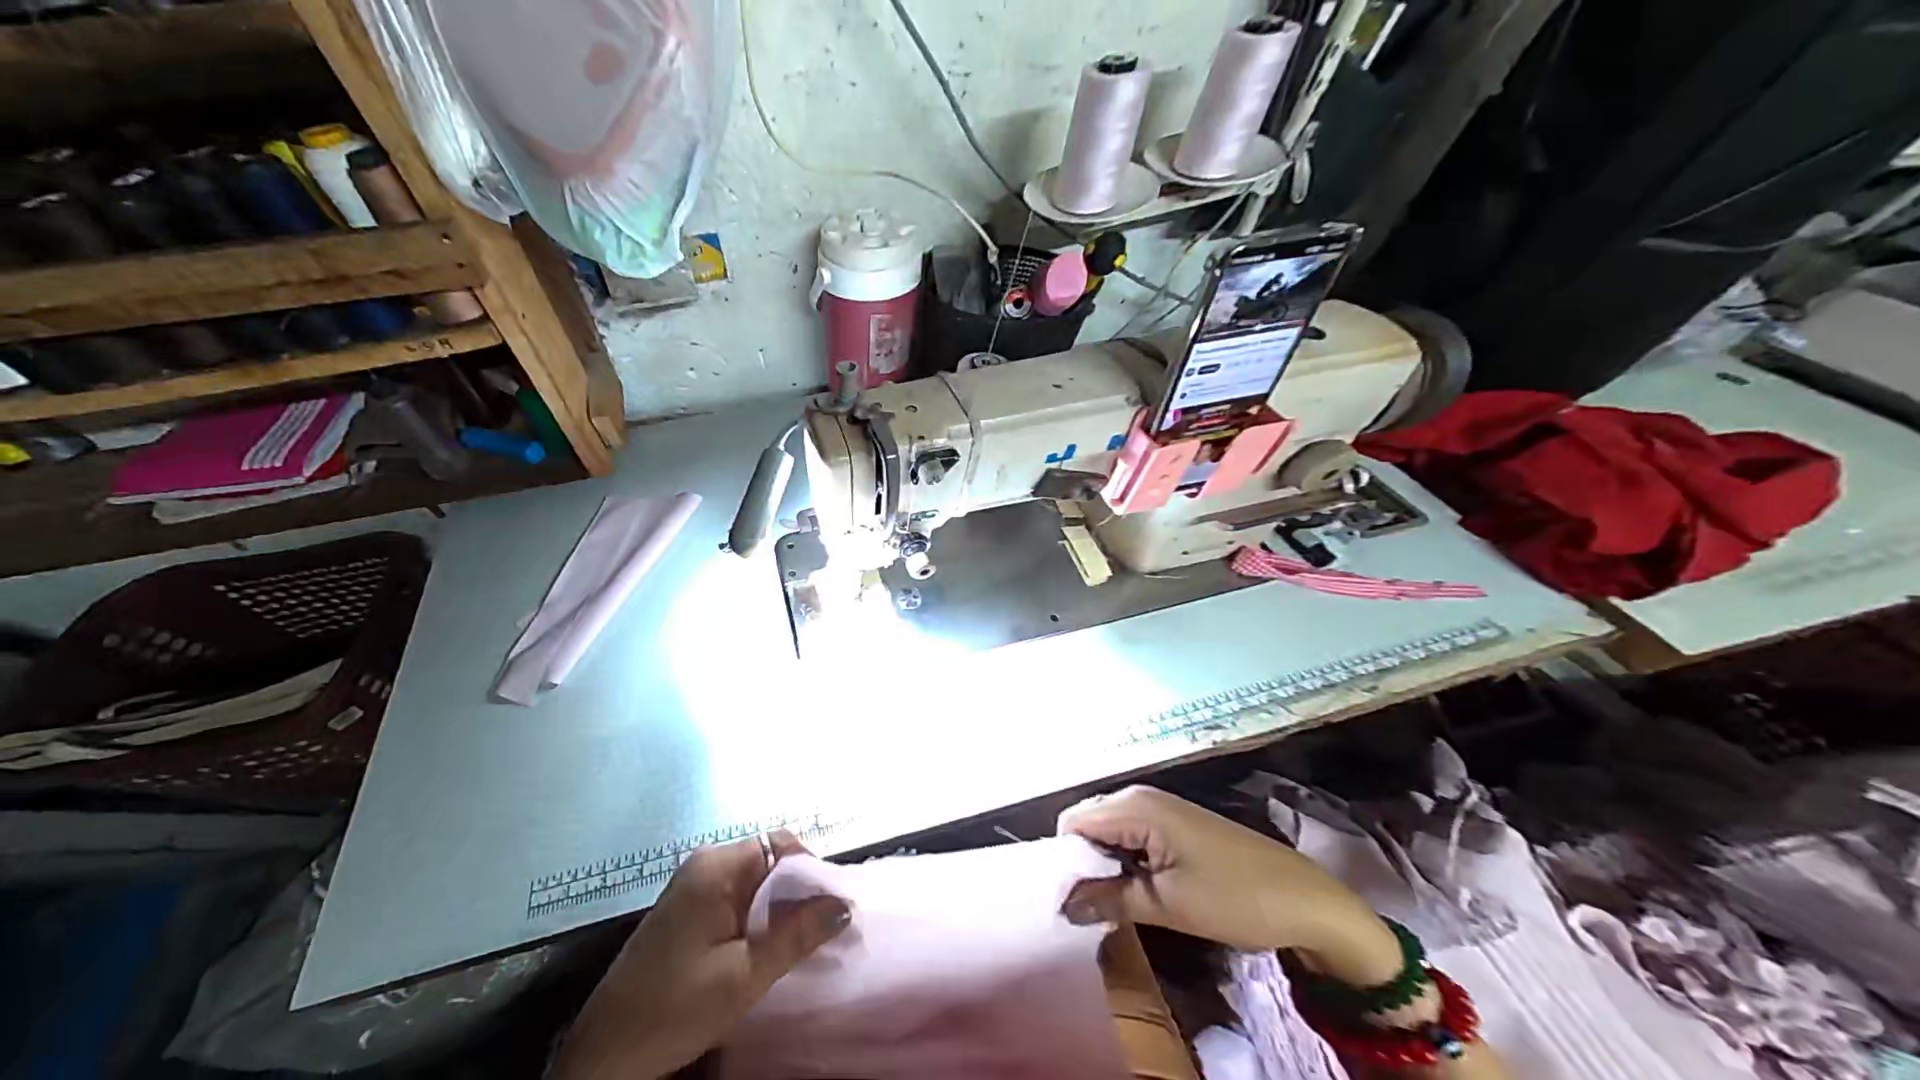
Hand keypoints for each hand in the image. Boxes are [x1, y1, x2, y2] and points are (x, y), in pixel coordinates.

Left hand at [548, 832, 849, 1079]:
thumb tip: (844, 903)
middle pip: (770, 861)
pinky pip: (737, 899)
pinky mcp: (687, 911)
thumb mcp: (746, 976)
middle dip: (798, 892)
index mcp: (716, 867)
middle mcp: (704, 865)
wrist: (605, 1057)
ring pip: (756, 883)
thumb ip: (798, 934)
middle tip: (822, 930)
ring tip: (800, 943)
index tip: (832, 906)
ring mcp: (693, 887)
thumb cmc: (675, 1009)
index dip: (812, 869)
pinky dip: (758, 919)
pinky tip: (767, 950)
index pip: (782, 843)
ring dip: (780, 909)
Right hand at [1058, 786, 1401, 987]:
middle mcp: (1141, 797)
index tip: (1065, 899)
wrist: (1306, 899)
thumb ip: (1109, 900)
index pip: (1072, 823)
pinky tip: (1132, 889)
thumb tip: (1063, 905)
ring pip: (1108, 830)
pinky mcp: (1174, 823)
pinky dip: (1123, 860)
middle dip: (1080, 861)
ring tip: (1106, 903)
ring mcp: (1159, 808)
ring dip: (1102, 864)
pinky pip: (1130, 834)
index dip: (1063, 859)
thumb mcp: (1167, 905)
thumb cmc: (1236, 898)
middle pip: (1087, 823)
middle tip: (1085, 906)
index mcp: (1136, 806)